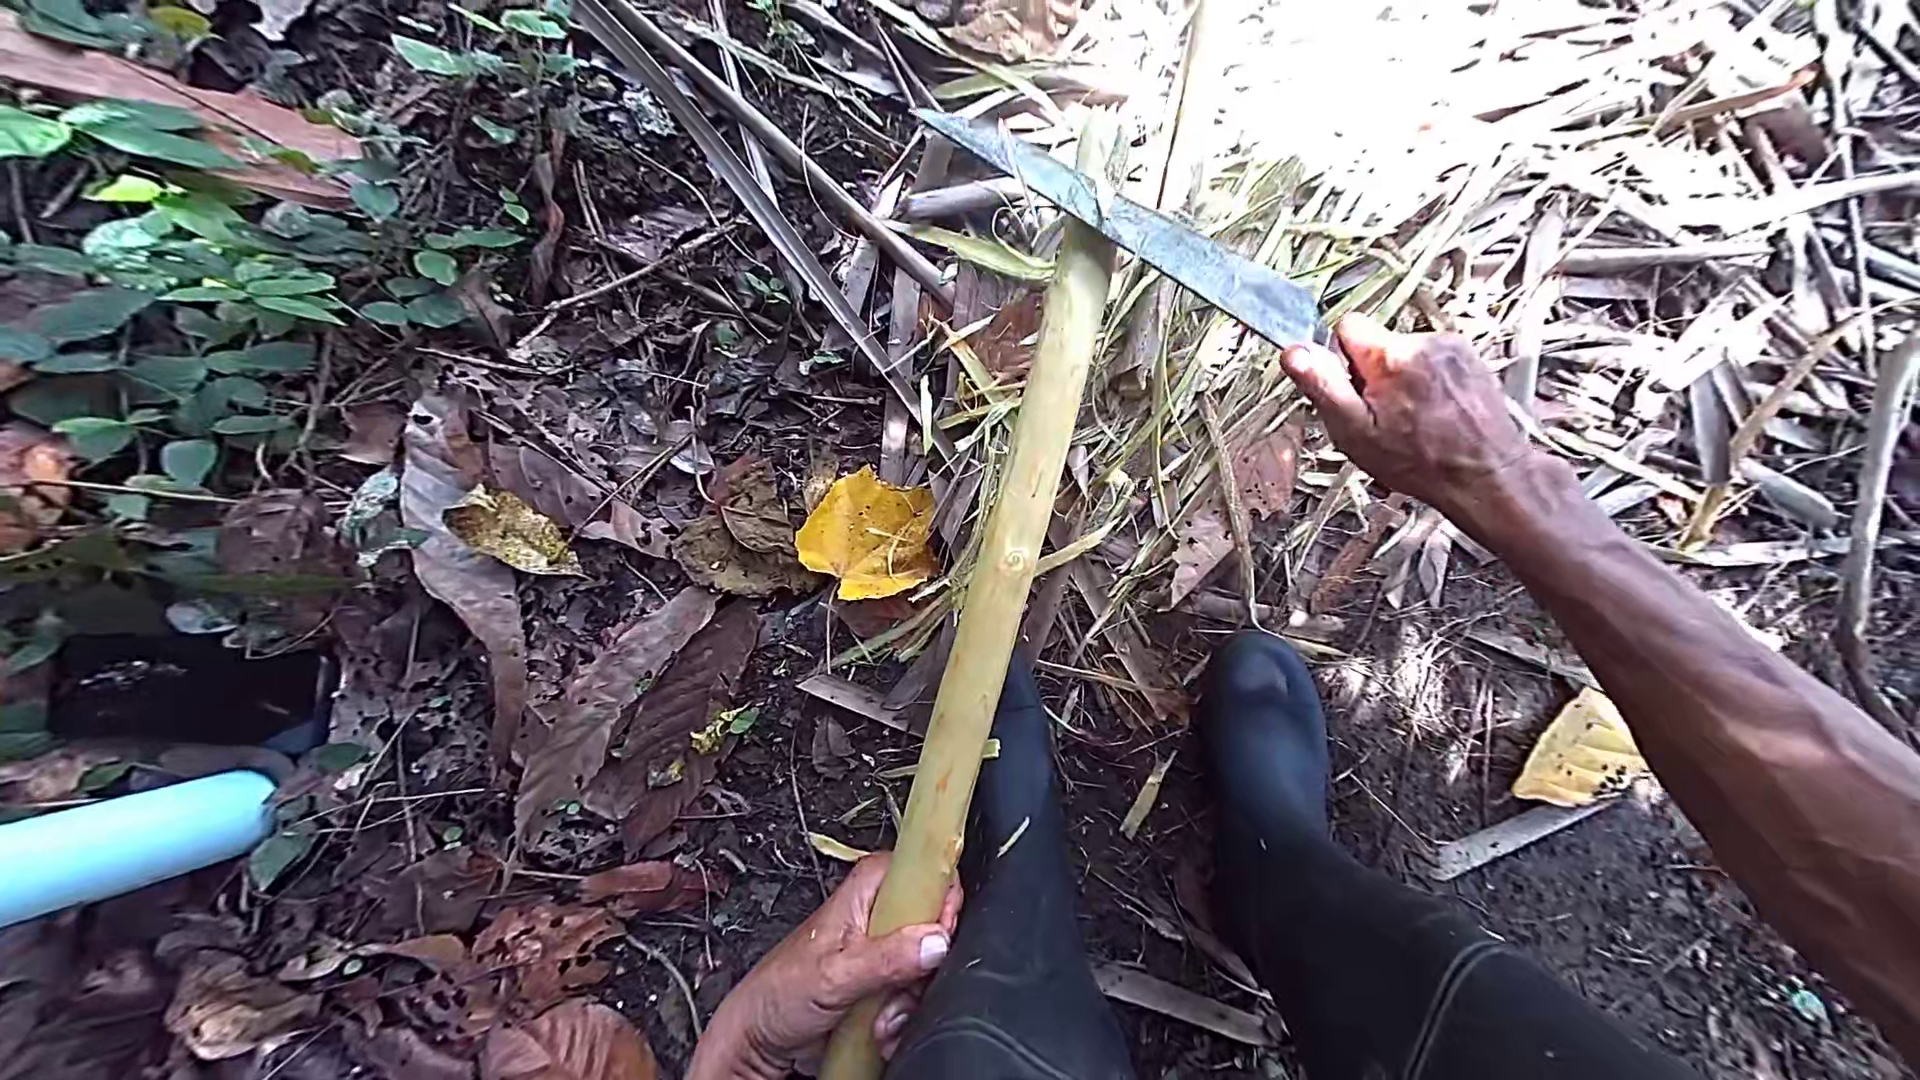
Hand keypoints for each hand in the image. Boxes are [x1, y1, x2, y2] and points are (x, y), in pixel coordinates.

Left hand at [688, 853, 961, 1079]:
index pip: (931, 872)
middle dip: (924, 967)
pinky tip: (881, 1026)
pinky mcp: (883, 973)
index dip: (943, 906)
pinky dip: (904, 1012)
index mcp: (871, 883)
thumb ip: (888, 957)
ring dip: (911, 998)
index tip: (937, 940)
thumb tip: (936, 941)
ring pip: (928, 961)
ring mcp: (883, 942)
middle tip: (900, 989)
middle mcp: (881, 907)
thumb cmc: (780, 991)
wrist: (759, 1035)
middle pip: (935, 923)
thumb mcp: (836, 973)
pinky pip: (914, 988)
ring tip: (881, 1016)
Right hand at [1280, 313, 1535, 513]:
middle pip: (1373, 344)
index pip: (1346, 326)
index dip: (1337, 359)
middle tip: (1375, 415)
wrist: (1484, 476)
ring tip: (1404, 419)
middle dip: (1366, 376)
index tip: (1348, 390)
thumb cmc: (1418, 461)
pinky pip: (1426, 362)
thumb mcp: (1353, 430)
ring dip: (1394, 383)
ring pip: (1399, 355)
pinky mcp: (1468, 360)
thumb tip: (1293, 352)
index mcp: (1391, 357)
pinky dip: (1420, 385)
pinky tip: (1426, 415)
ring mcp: (1452, 349)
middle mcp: (1425, 342)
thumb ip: (1322, 386)